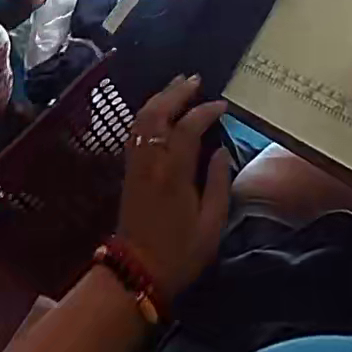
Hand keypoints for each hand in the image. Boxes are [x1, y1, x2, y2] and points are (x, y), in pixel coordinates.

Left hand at [116, 75, 233, 300]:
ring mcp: (136, 162)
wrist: (136, 272)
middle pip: (159, 112)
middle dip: (177, 92)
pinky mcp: (129, 168)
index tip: (222, 105)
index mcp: (173, 173)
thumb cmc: (179, 252)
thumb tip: (221, 151)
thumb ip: (219, 184)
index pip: (188, 128)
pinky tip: (159, 107)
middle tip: (196, 80)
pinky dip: (148, 111)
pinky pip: (136, 129)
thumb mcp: (211, 225)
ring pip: (143, 117)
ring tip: (178, 84)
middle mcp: (151, 160)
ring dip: (161, 96)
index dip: (205, 111)